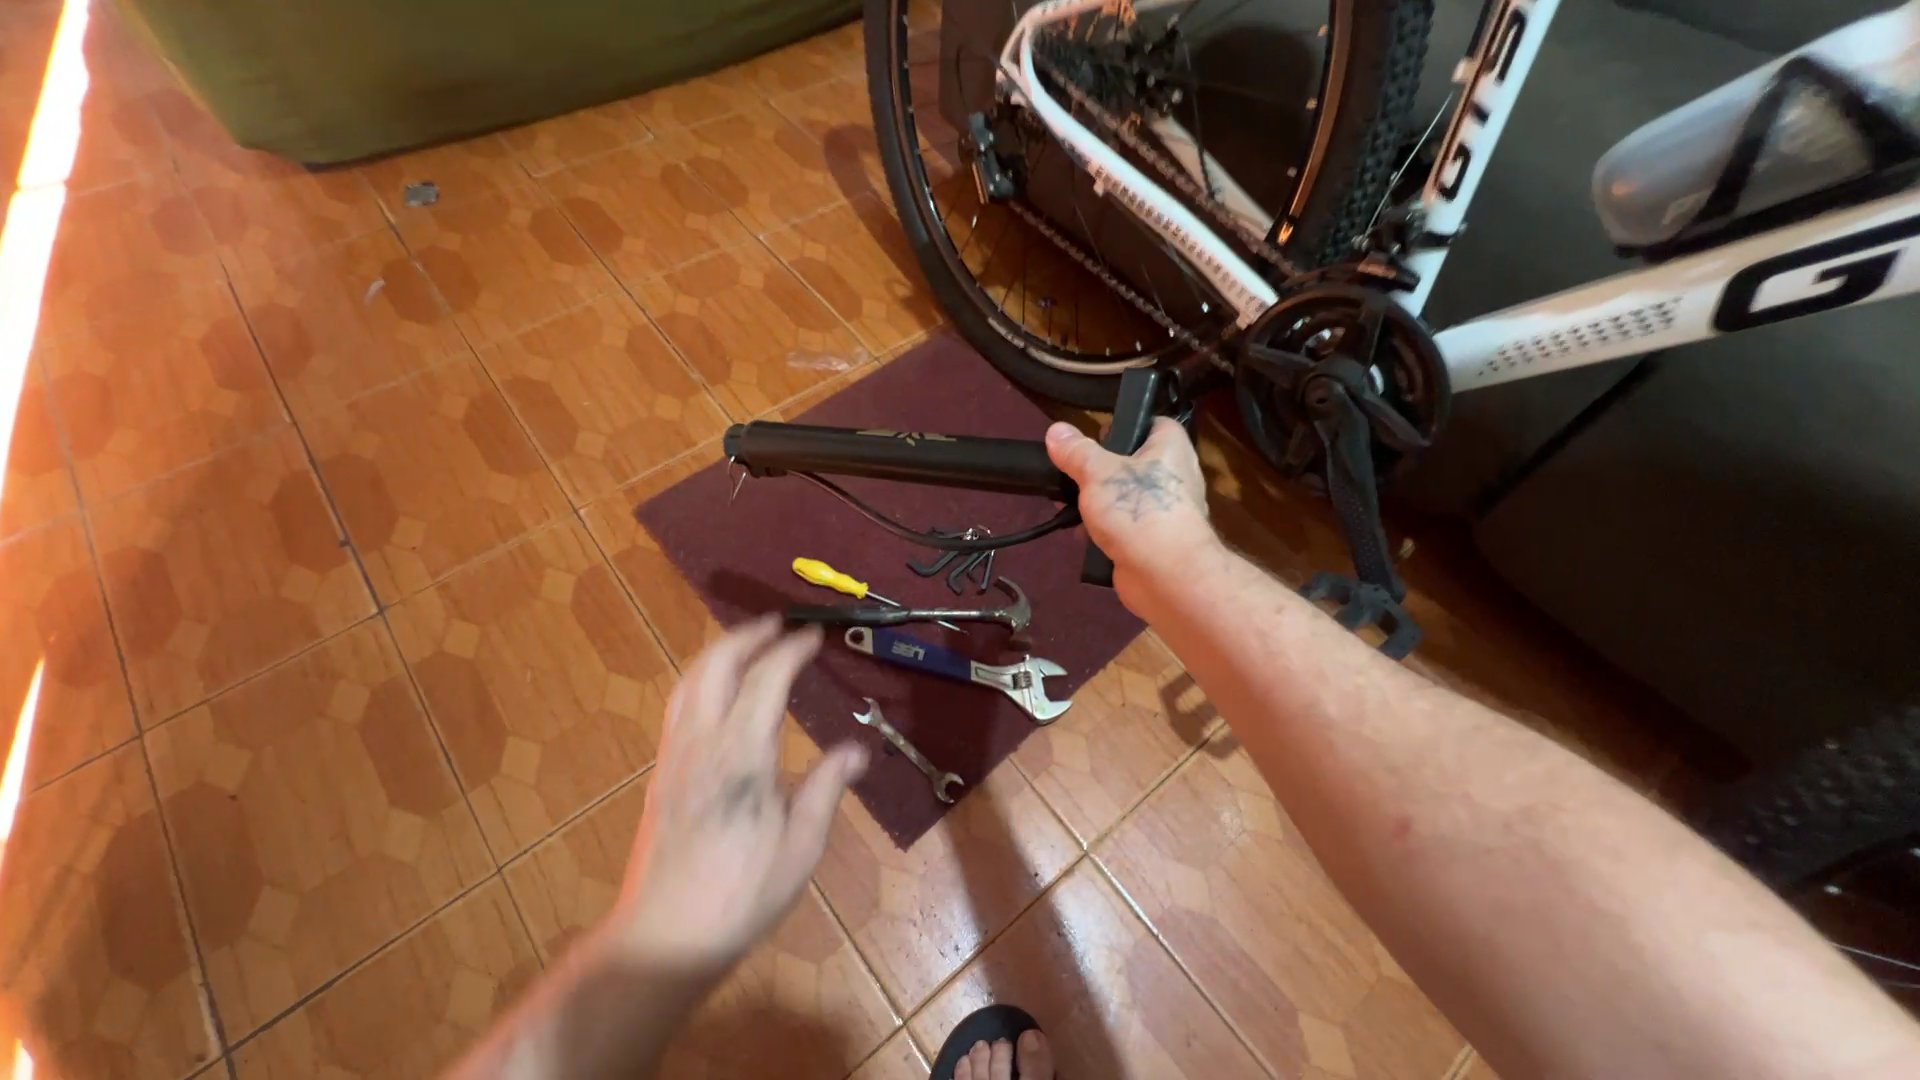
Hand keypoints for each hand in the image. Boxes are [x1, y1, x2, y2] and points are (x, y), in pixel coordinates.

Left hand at [609, 617, 866, 980]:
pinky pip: (679, 704)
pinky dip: (701, 678)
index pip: (767, 680)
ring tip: (748, 644)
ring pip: (689, 681)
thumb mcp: (802, 846)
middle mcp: (703, 742)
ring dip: (719, 652)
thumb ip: (827, 788)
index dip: (792, 650)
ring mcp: (675, 755)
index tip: (815, 636)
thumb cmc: (744, 893)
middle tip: (777, 625)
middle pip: (715, 665)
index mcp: (743, 755)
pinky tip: (718, 691)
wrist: (666, 936)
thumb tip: (858, 750)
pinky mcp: (662, 772)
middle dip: (747, 635)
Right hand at [1046, 417, 1216, 604]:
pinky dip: (1105, 531)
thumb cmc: (1137, 509)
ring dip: (1098, 504)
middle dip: (1100, 471)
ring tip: (1068, 504)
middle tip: (1072, 472)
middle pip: (1133, 463)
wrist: (1165, 574)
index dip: (1126, 423)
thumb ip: (1076, 452)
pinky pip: (1125, 527)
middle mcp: (1175, 476)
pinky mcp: (1155, 541)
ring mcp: (1166, 512)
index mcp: (1171, 448)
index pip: (1153, 423)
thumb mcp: (1097, 473)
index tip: (1098, 433)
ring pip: (1126, 498)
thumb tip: (1057, 430)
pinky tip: (1081, 534)